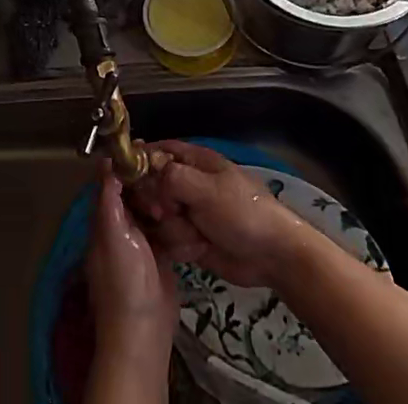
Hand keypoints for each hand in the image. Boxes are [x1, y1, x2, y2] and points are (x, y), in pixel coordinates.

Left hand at [86, 170, 177, 365]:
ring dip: (162, 197)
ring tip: (179, 179)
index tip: (142, 146)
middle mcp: (120, 231)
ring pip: (151, 210)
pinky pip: (167, 228)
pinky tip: (188, 206)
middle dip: (147, 179)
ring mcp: (141, 244)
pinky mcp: (160, 256)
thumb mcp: (113, 237)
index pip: (110, 186)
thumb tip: (105, 165)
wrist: (144, 331)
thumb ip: (109, 202)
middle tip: (168, 162)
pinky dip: (175, 218)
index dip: (122, 166)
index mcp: (104, 224)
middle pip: (132, 196)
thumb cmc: (125, 282)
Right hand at [128, 141, 317, 287]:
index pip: (156, 152)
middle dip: (156, 204)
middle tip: (168, 213)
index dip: (141, 165)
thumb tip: (147, 170)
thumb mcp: (209, 190)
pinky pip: (167, 241)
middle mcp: (186, 184)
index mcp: (194, 161)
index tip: (136, 183)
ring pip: (156, 218)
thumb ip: (174, 178)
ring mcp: (187, 212)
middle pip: (150, 188)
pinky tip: (197, 250)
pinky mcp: (188, 238)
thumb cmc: (243, 212)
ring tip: (195, 236)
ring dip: (172, 230)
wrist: (270, 255)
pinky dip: (179, 247)